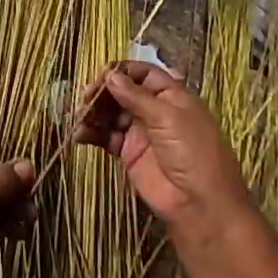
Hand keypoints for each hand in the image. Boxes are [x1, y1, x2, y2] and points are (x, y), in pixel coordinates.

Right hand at [77, 61, 252, 236]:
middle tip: (84, 100)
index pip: (144, 74)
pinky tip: (79, 135)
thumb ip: (136, 96)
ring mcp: (140, 132)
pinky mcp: (127, 152)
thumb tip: (111, 74)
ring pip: (110, 113)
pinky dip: (90, 134)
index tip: (101, 76)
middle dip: (101, 93)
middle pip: (122, 92)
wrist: (199, 205)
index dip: (122, 72)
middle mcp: (154, 111)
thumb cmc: (193, 154)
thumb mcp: (168, 118)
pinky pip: (104, 136)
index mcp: (172, 97)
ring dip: (92, 113)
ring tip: (78, 118)